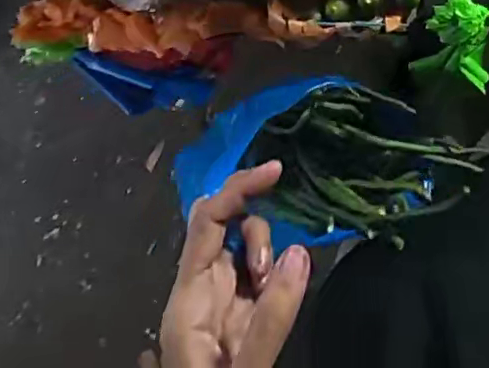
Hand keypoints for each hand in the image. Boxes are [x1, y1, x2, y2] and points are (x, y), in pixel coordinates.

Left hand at [158, 161, 309, 367]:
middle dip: (254, 224)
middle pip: (223, 220)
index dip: (239, 188)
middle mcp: (199, 285)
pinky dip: (271, 266)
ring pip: (242, 239)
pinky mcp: (236, 306)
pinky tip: (274, 291)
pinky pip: (255, 264)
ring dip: (264, 251)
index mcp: (188, 297)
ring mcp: (217, 294)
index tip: (276, 170)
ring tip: (270, 292)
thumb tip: (300, 251)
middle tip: (268, 266)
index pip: (207, 221)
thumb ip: (271, 318)